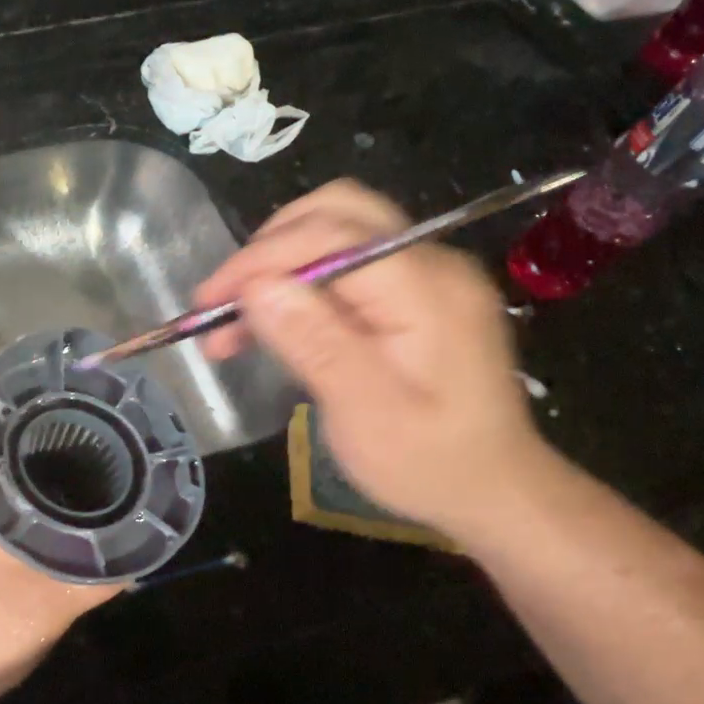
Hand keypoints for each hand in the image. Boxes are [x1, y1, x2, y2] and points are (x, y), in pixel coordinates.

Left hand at [0, 424, 122, 703]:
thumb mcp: (58, 599)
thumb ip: (106, 570)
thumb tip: (148, 536)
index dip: (25, 402)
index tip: (69, 395)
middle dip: (34, 427)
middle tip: (87, 421)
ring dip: (25, 456)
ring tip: (78, 449)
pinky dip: (15, 482)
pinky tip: (52, 493)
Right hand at [195, 179, 558, 537]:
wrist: (493, 490)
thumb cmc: (428, 461)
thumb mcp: (366, 412)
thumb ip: (315, 342)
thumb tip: (257, 286)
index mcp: (426, 288)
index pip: (330, 236)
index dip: (261, 258)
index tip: (210, 300)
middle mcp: (430, 263)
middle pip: (335, 213)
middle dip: (267, 249)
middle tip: (224, 301)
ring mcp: (423, 274)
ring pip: (334, 232)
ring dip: (276, 264)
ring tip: (235, 319)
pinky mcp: (411, 293)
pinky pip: (343, 263)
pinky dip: (297, 281)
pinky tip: (270, 323)